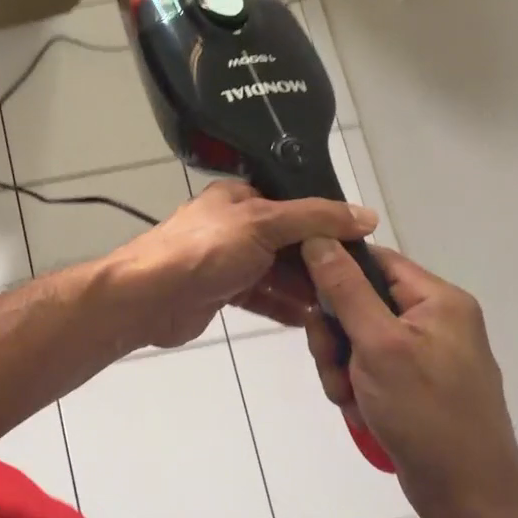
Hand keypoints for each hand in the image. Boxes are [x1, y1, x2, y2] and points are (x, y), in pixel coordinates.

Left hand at [105, 180, 376, 349]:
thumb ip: (313, 218)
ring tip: (343, 305)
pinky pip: (262, 296)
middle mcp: (233, 223)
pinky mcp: (221, 290)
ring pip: (276, 270)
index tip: (363, 246)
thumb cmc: (205, 250)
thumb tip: (366, 215)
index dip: (326, 222)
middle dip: (319, 259)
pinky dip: (284, 306)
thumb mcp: (263, 222)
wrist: (151, 295)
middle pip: (287, 239)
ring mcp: (226, 258)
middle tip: (359, 283)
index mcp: (238, 196)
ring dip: (305, 286)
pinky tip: (313, 320)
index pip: (292, 202)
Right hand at [302, 240, 517, 517]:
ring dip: (339, 364)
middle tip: (337, 365)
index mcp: (438, 300)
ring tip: (350, 395)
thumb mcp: (379, 345)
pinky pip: (365, 365)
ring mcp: (423, 353)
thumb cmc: (428, 415)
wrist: (471, 501)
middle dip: (335, 335)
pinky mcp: (412, 383)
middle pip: (355, 299)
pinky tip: (360, 409)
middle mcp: (433, 319)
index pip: (371, 258)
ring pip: (353, 335)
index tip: (305, 292)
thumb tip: (317, 235)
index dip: (332, 269)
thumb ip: (344, 288)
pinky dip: (354, 385)